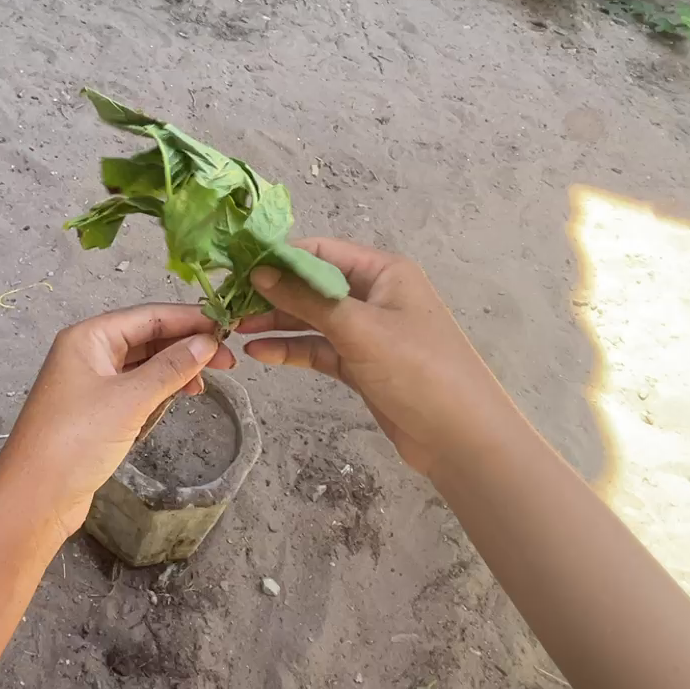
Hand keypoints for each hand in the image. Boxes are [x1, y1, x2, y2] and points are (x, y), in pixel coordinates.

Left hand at [0, 304, 235, 535]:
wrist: (36, 497)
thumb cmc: (76, 440)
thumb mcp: (130, 400)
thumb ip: (170, 368)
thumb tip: (207, 343)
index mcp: (89, 337)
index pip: (149, 316)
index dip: (190, 320)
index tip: (228, 328)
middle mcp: (88, 352)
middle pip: (147, 337)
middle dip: (186, 346)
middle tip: (228, 362)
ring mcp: (91, 382)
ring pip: (143, 364)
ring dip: (174, 370)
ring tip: (203, 385)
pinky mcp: (96, 410)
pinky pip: (135, 388)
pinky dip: (158, 391)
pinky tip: (178, 397)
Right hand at [238, 238, 516, 477]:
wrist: (460, 438)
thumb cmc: (416, 369)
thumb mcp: (358, 328)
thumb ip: (306, 299)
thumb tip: (260, 273)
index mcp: (382, 272)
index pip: (320, 251)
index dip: (278, 257)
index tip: (237, 267)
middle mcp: (373, 295)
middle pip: (311, 285)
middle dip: (272, 293)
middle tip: (229, 303)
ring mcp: (366, 331)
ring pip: (310, 319)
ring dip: (276, 323)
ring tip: (235, 329)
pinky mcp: (359, 363)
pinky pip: (317, 349)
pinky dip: (291, 349)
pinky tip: (260, 353)